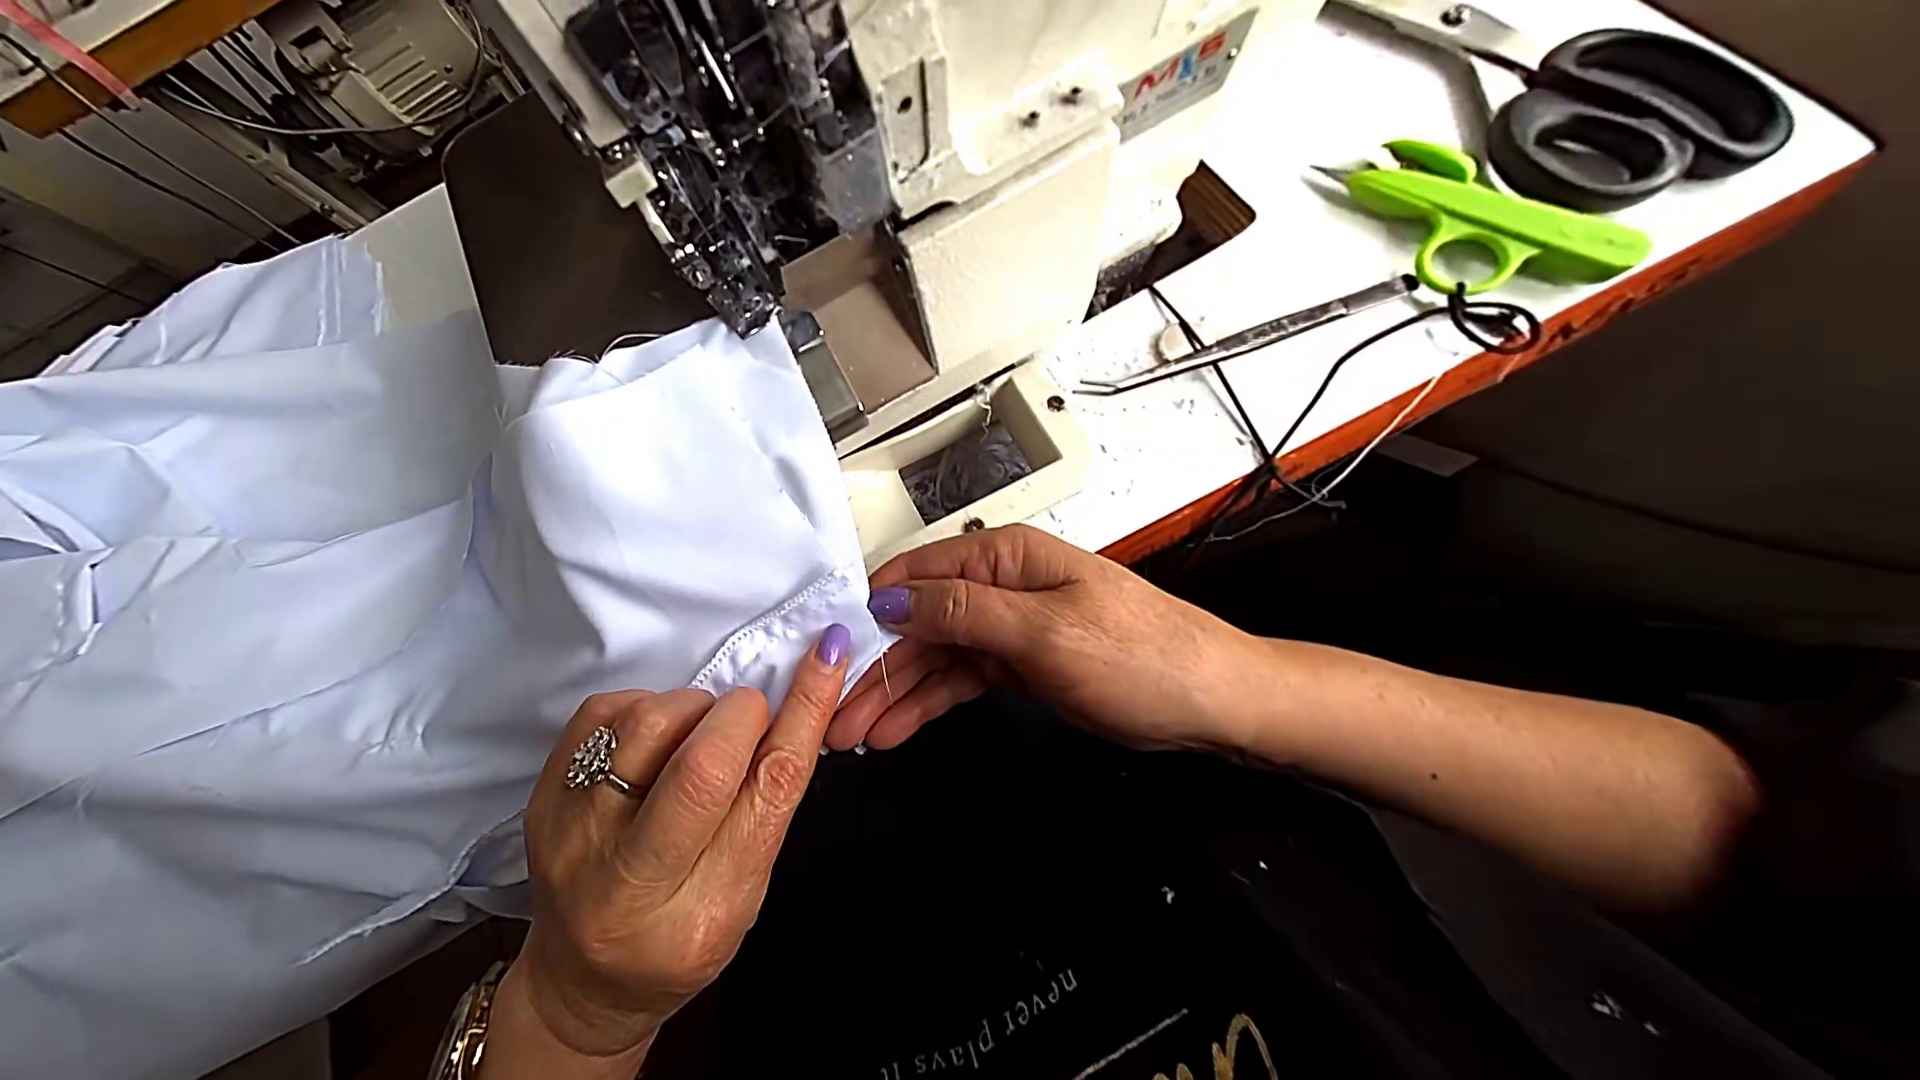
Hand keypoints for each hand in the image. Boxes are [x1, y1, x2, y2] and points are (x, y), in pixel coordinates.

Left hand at [490, 626, 851, 1072]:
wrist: (586, 981)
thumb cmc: (687, 930)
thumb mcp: (749, 882)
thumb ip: (769, 794)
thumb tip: (797, 697)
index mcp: (705, 910)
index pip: (771, 788)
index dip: (806, 710)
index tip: (827, 653)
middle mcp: (631, 884)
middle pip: (704, 763)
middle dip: (741, 713)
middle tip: (746, 716)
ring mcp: (573, 841)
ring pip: (648, 724)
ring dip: (692, 707)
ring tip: (694, 732)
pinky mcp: (541, 801)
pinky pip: (603, 711)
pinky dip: (646, 704)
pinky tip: (653, 737)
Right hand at [826, 525, 1253, 752]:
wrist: (1207, 701)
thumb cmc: (1146, 656)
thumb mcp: (1046, 632)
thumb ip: (964, 611)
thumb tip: (895, 599)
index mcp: (1007, 557)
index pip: (917, 573)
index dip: (869, 611)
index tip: (830, 647)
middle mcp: (1002, 585)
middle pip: (919, 622)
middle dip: (876, 667)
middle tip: (839, 712)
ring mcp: (1009, 627)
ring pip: (935, 657)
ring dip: (896, 693)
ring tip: (858, 732)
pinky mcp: (1019, 663)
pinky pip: (960, 680)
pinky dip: (929, 703)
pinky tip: (900, 726)